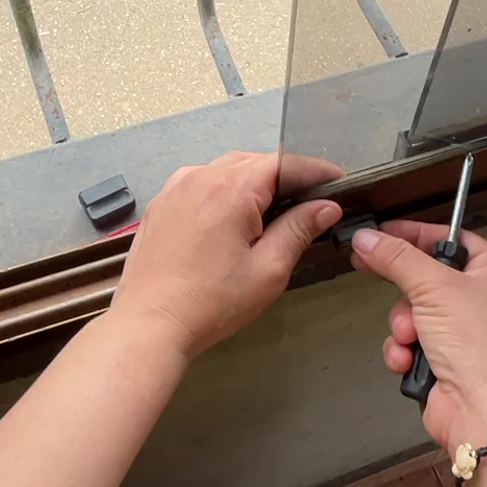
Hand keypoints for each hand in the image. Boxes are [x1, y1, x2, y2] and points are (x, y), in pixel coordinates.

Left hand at [110, 151, 342, 359]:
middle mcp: (200, 177)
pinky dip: (222, 191)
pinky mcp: (161, 205)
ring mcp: (175, 188)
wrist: (149, 324)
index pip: (284, 162)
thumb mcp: (268, 269)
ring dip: (252, 182)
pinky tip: (230, 218)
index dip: (315, 170)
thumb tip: (326, 206)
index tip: (337, 181)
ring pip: (225, 170)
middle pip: (254, 162)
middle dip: (284, 176)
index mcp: (231, 188)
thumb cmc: (210, 302)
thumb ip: (299, 230)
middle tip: (309, 201)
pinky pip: (200, 183)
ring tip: (272, 210)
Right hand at [350, 221, 486, 452]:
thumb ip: (397, 258)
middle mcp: (482, 304)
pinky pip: (410, 345)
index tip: (384, 232)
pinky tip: (407, 360)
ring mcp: (463, 336)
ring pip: (412, 313)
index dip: (417, 234)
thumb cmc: (484, 350)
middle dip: (404, 290)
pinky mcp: (445, 364)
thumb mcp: (435, 288)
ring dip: (402, 325)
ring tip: (410, 337)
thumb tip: (368, 238)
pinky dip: (403, 351)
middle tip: (369, 268)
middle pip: (426, 278)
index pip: (452, 240)